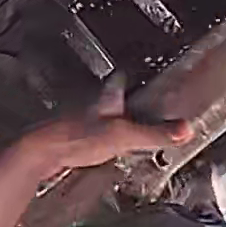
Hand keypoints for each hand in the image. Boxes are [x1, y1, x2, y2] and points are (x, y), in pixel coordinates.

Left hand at [18, 75, 192, 175]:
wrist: (40, 154)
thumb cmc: (75, 138)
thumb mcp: (123, 136)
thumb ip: (155, 133)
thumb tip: (185, 129)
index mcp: (107, 98)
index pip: (122, 79)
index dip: (132, 75)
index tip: (143, 72)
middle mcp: (93, 106)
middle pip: (112, 97)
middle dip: (125, 99)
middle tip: (139, 102)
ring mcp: (80, 123)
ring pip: (101, 116)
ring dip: (113, 120)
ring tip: (126, 126)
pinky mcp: (72, 141)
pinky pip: (92, 136)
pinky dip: (101, 140)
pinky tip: (104, 150)